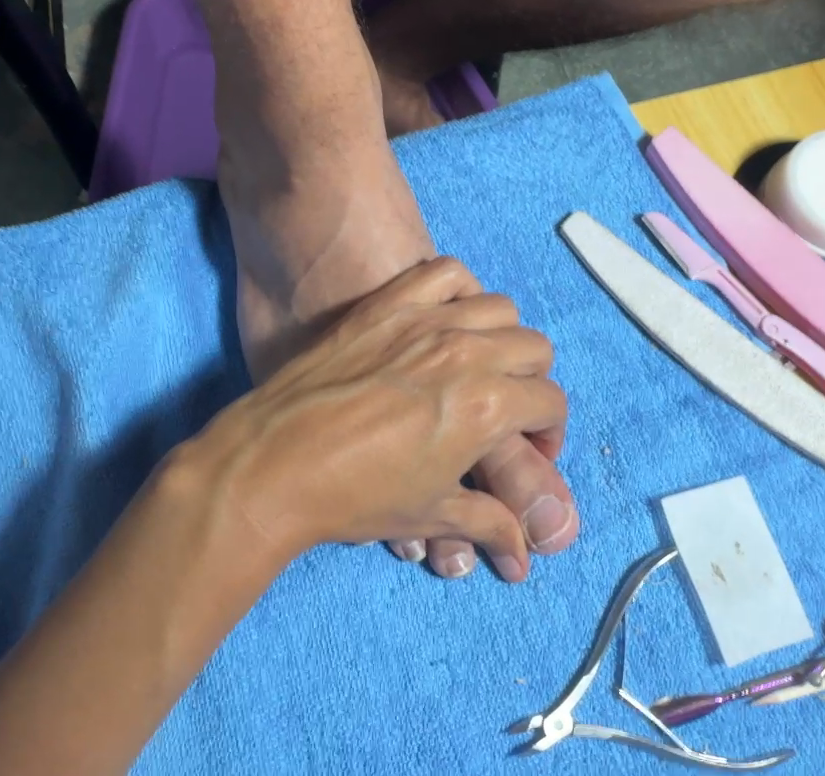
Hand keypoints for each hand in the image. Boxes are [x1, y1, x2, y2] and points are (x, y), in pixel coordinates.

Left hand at [219, 93, 579, 579]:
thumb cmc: (353, 496)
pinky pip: (445, 272)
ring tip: (472, 363)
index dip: (548, 432)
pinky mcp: (389, 301)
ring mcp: (426, 318)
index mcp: (489, 406)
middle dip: (529, 381)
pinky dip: (455, 288)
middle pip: (534, 347)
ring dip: (498, 335)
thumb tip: (524, 553)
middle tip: (502, 409)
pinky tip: (441, 317)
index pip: (551, 403)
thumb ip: (489, 523)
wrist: (274, 463)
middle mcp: (468, 351)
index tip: (528, 448)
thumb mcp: (429, 513)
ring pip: (498, 306)